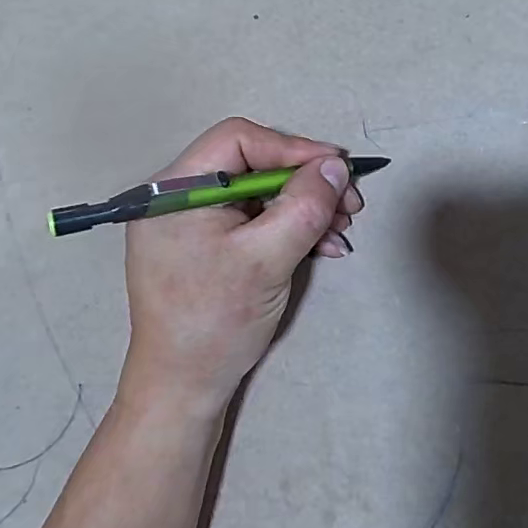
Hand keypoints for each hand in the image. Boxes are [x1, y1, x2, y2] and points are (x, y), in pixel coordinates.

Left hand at [120, 118, 364, 415]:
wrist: (183, 387)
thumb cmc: (215, 322)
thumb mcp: (266, 260)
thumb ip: (304, 207)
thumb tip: (336, 166)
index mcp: (177, 189)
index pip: (238, 140)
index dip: (292, 148)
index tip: (336, 169)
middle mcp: (181, 197)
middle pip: (253, 164)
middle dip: (306, 182)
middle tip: (350, 203)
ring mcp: (196, 222)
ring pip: (260, 194)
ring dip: (306, 207)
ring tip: (343, 228)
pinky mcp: (211, 245)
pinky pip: (255, 220)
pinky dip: (291, 229)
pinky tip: (324, 246)